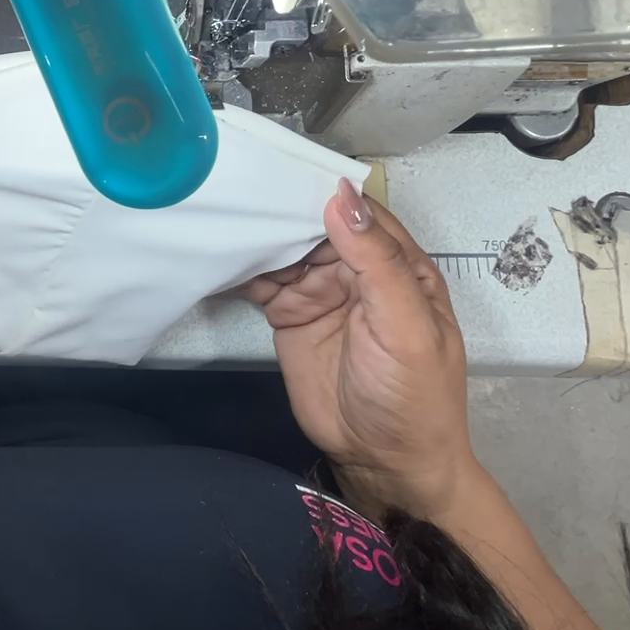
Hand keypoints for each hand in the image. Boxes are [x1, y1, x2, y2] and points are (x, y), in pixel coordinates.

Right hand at [243, 178, 477, 518]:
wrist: (380, 460)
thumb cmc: (412, 395)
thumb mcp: (404, 326)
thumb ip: (376, 262)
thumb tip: (341, 196)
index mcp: (396, 267)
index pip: (359, 214)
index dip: (326, 193)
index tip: (283, 169)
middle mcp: (355, 271)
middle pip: (313, 225)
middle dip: (281, 209)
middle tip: (237, 187)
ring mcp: (318, 291)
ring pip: (283, 249)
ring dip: (255, 235)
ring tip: (219, 212)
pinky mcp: (287, 312)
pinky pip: (260, 280)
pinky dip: (239, 267)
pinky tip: (216, 250)